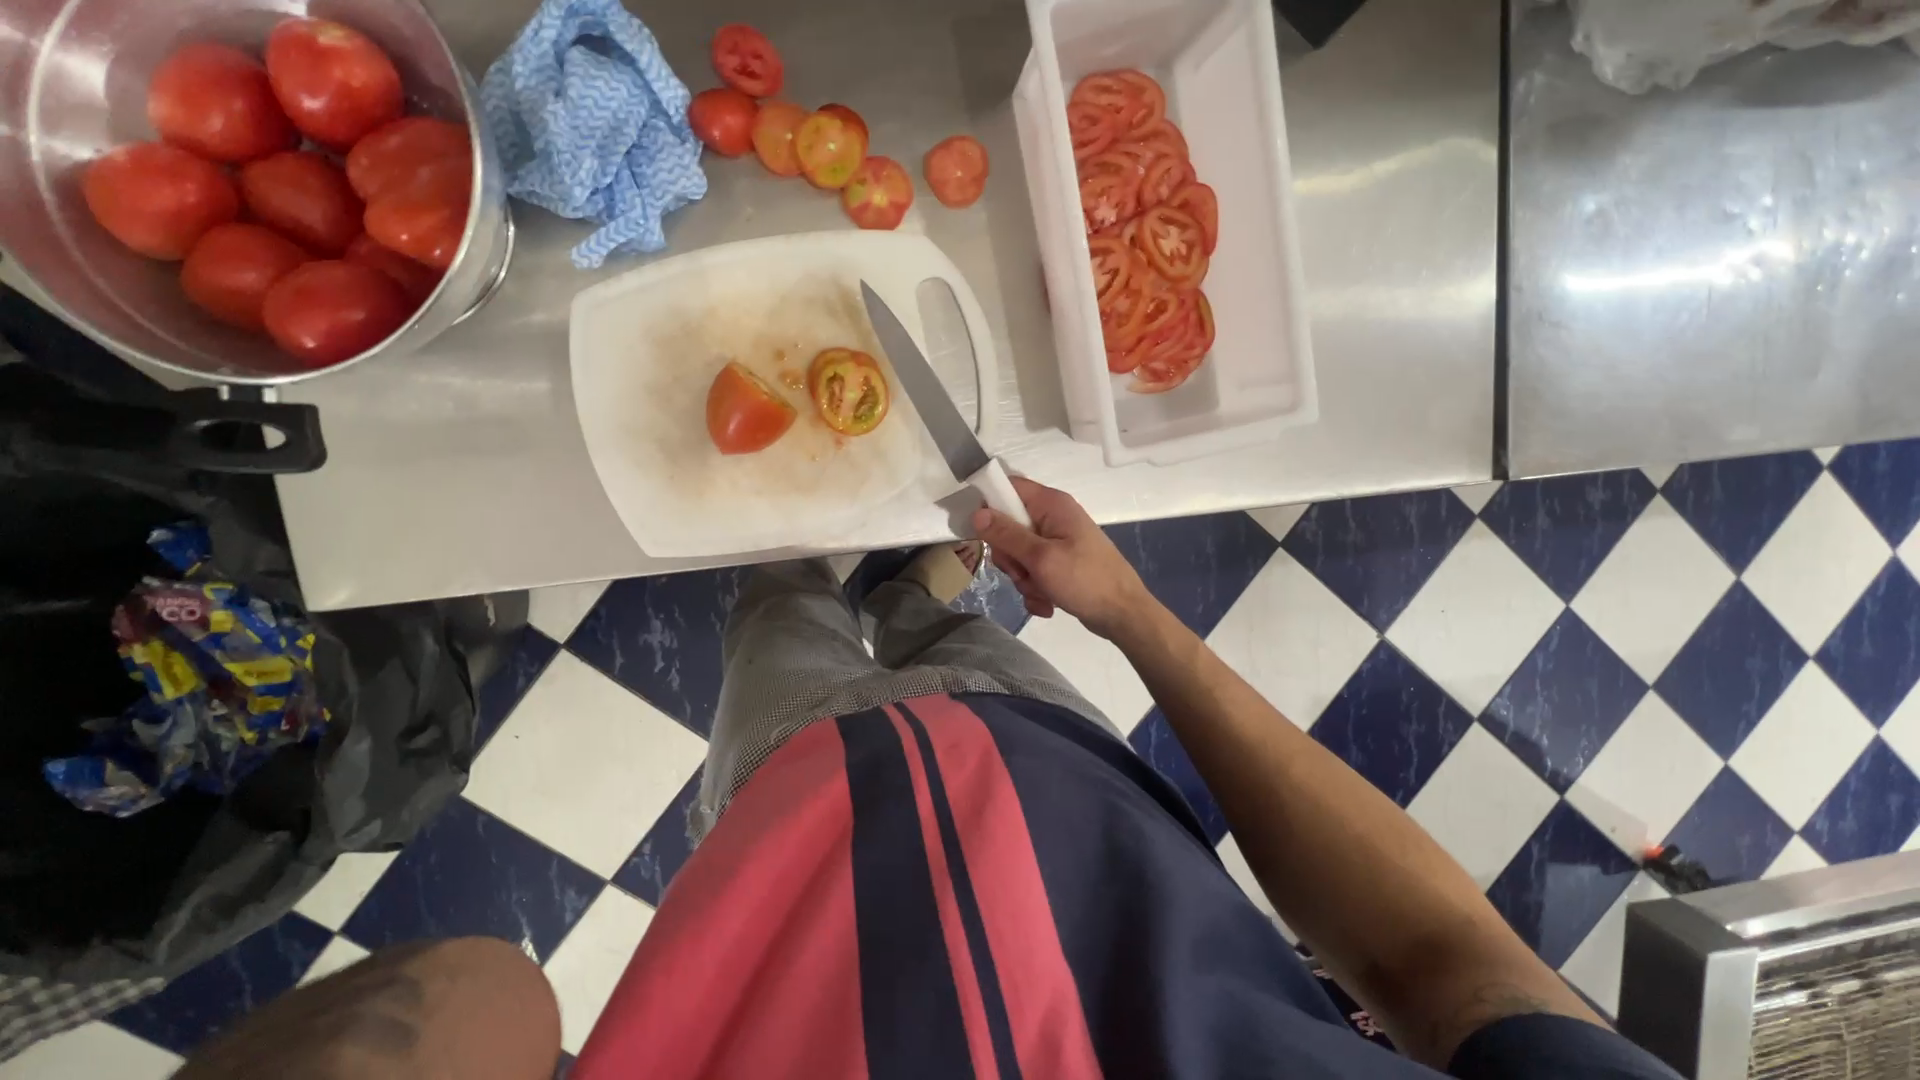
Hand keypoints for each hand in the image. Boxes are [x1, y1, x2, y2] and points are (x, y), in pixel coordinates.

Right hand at [971, 477, 1154, 639]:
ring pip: (1019, 554)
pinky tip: (1048, 604)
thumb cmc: (1085, 580)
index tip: (980, 532)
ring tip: (1042, 592)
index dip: (989, 505)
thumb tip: (977, 513)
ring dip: (1024, 578)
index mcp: (1051, 504)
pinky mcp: (1060, 563)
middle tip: (1023, 572)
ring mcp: (1057, 541)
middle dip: (1010, 557)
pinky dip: (1035, 589)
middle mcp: (1054, 517)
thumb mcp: (1041, 558)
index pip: (1009, 487)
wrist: (1123, 614)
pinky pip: (1032, 571)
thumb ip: (1006, 535)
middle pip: (1008, 526)